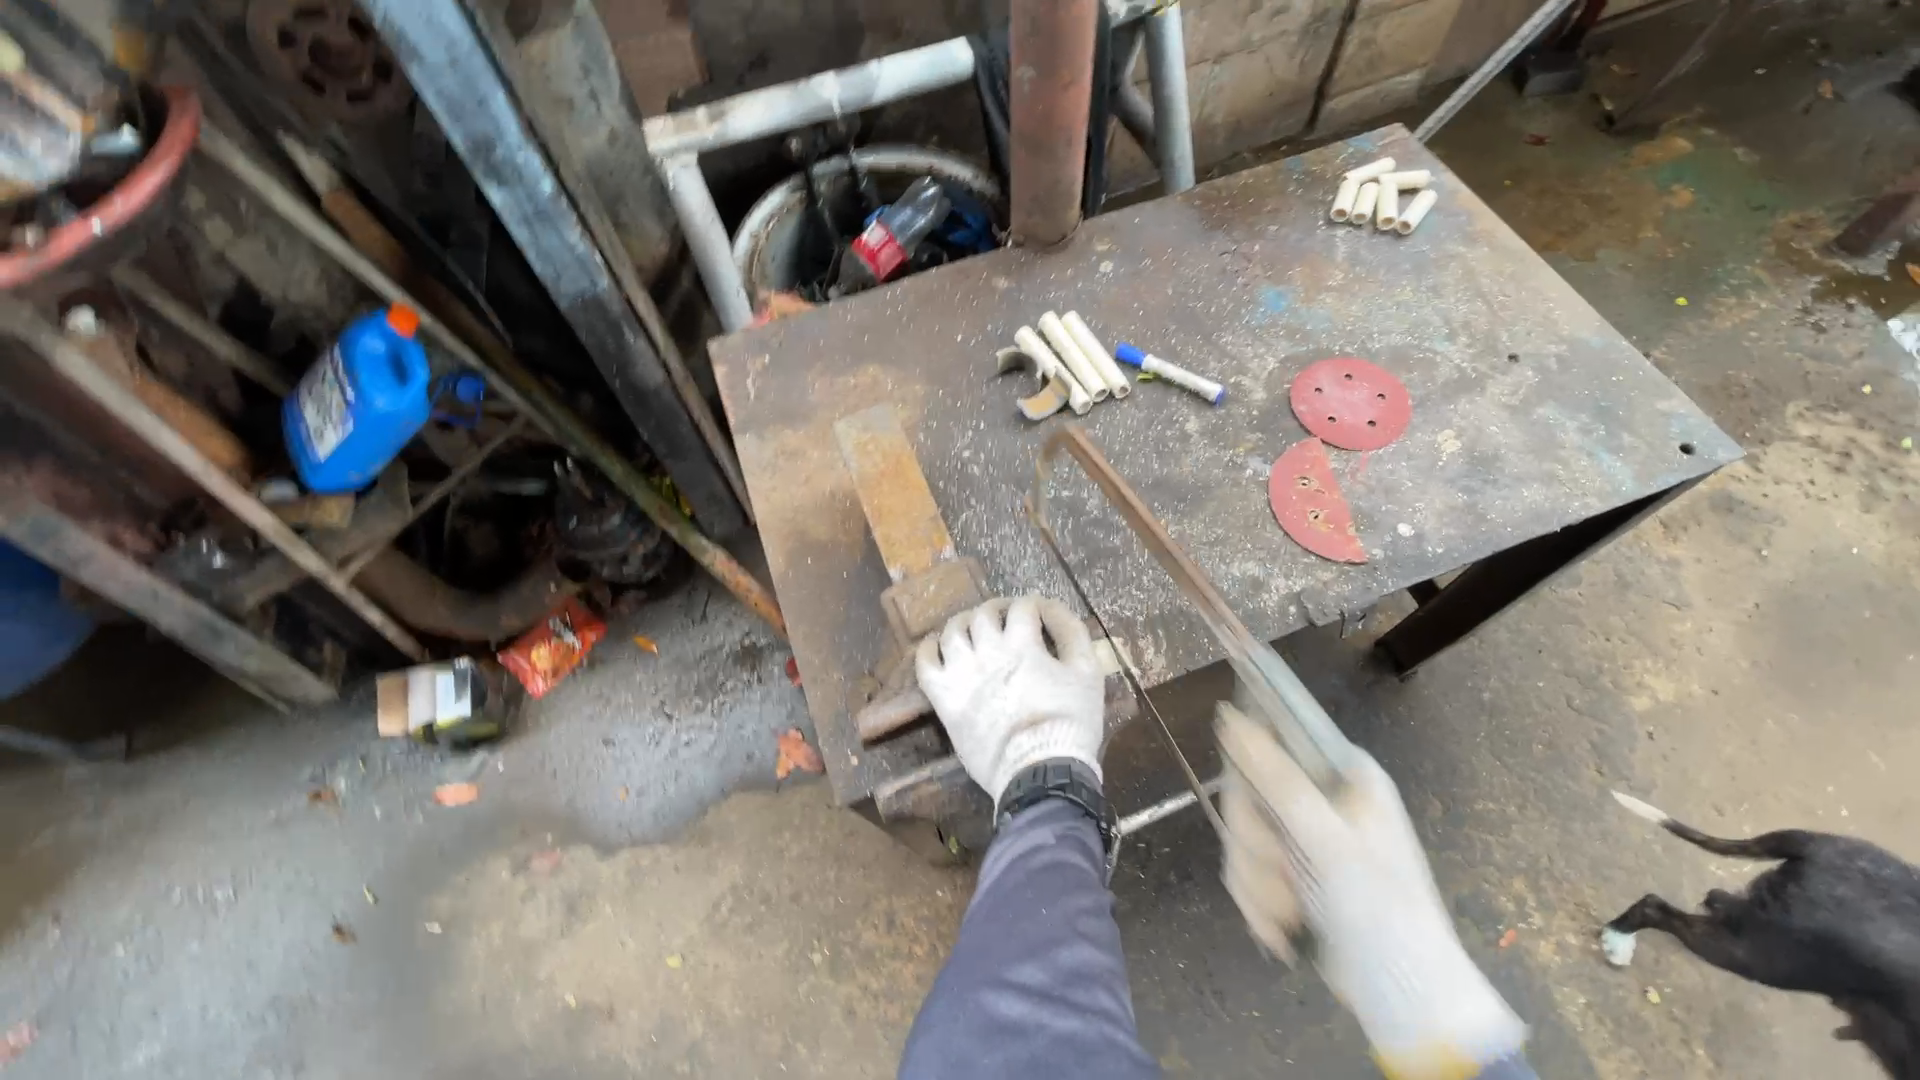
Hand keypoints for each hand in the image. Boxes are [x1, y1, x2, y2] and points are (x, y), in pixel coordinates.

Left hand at [915, 596, 1104, 804]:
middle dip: (998, 609)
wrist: (1040, 772)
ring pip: (952, 631)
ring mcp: (961, 674)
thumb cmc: (1070, 723)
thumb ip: (1072, 633)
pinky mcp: (944, 700)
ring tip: (974, 629)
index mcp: (1022, 643)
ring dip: (964, 623)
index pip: (1023, 606)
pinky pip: (925, 663)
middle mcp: (986, 651)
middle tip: (1007, 618)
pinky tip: (938, 646)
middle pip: (984, 614)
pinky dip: (929, 648)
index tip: (1039, 613)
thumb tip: (1053, 608)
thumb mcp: (1088, 673)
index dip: (1034, 605)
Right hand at [1216, 707, 1524, 1079]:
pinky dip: (1257, 900)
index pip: (1270, 740)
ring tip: (1288, 913)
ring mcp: (1304, 834)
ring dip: (1256, 880)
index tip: (1252, 809)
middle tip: (1281, 872)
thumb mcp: (1328, 841)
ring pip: (1240, 834)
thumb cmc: (1380, 909)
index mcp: (1340, 772)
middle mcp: (1320, 795)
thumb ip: (1278, 779)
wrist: (1404, 994)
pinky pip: (1245, 866)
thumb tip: (1231, 717)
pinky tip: (1281, 926)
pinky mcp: (1289, 868)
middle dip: (1255, 846)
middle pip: (1246, 793)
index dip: (1250, 773)